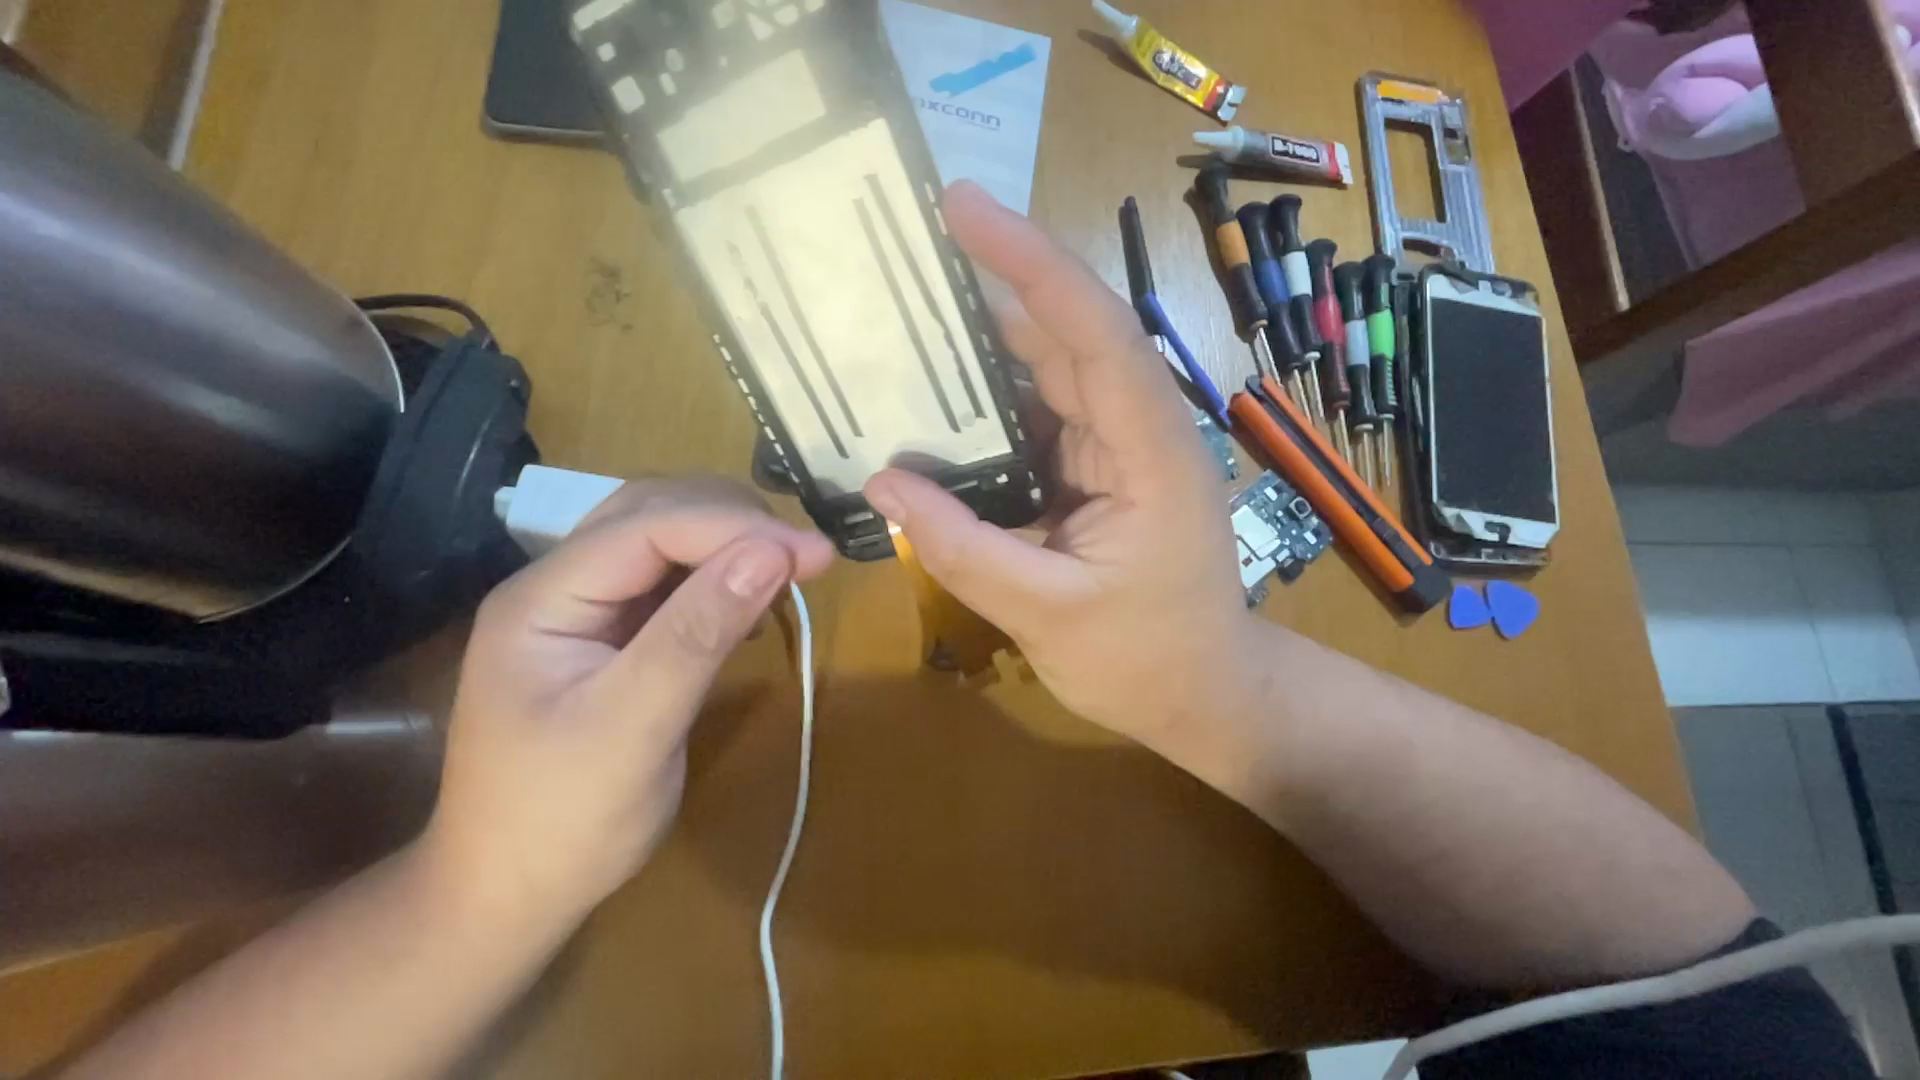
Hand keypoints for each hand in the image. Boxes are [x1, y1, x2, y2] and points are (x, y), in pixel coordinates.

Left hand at [424, 477, 834, 919]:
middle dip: (734, 521)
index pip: (646, 525)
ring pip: (665, 539)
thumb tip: (773, 553)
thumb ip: (697, 635)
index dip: (734, 526)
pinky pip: (672, 583)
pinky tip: (752, 602)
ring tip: (790, 568)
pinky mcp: (613, 638)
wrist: (510, 894)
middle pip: (652, 513)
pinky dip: (721, 579)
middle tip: (808, 554)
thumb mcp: (633, 729)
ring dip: (730, 542)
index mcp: (543, 598)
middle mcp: (560, 586)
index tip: (815, 551)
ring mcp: (585, 611)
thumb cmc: (562, 822)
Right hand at [863, 182, 1254, 750]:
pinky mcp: (1094, 475)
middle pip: (1069, 336)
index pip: (1095, 332)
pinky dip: (987, 409)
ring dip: (985, 346)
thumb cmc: (1147, 661)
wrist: (1203, 697)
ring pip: (1050, 374)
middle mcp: (1138, 430)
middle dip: (998, 284)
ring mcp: (1116, 451)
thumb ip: (963, 548)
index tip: (965, 208)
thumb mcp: (1048, 613)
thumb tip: (883, 482)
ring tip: (907, 314)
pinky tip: (934, 403)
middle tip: (911, 247)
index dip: (1033, 264)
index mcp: (1151, 449)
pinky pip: (1036, 422)